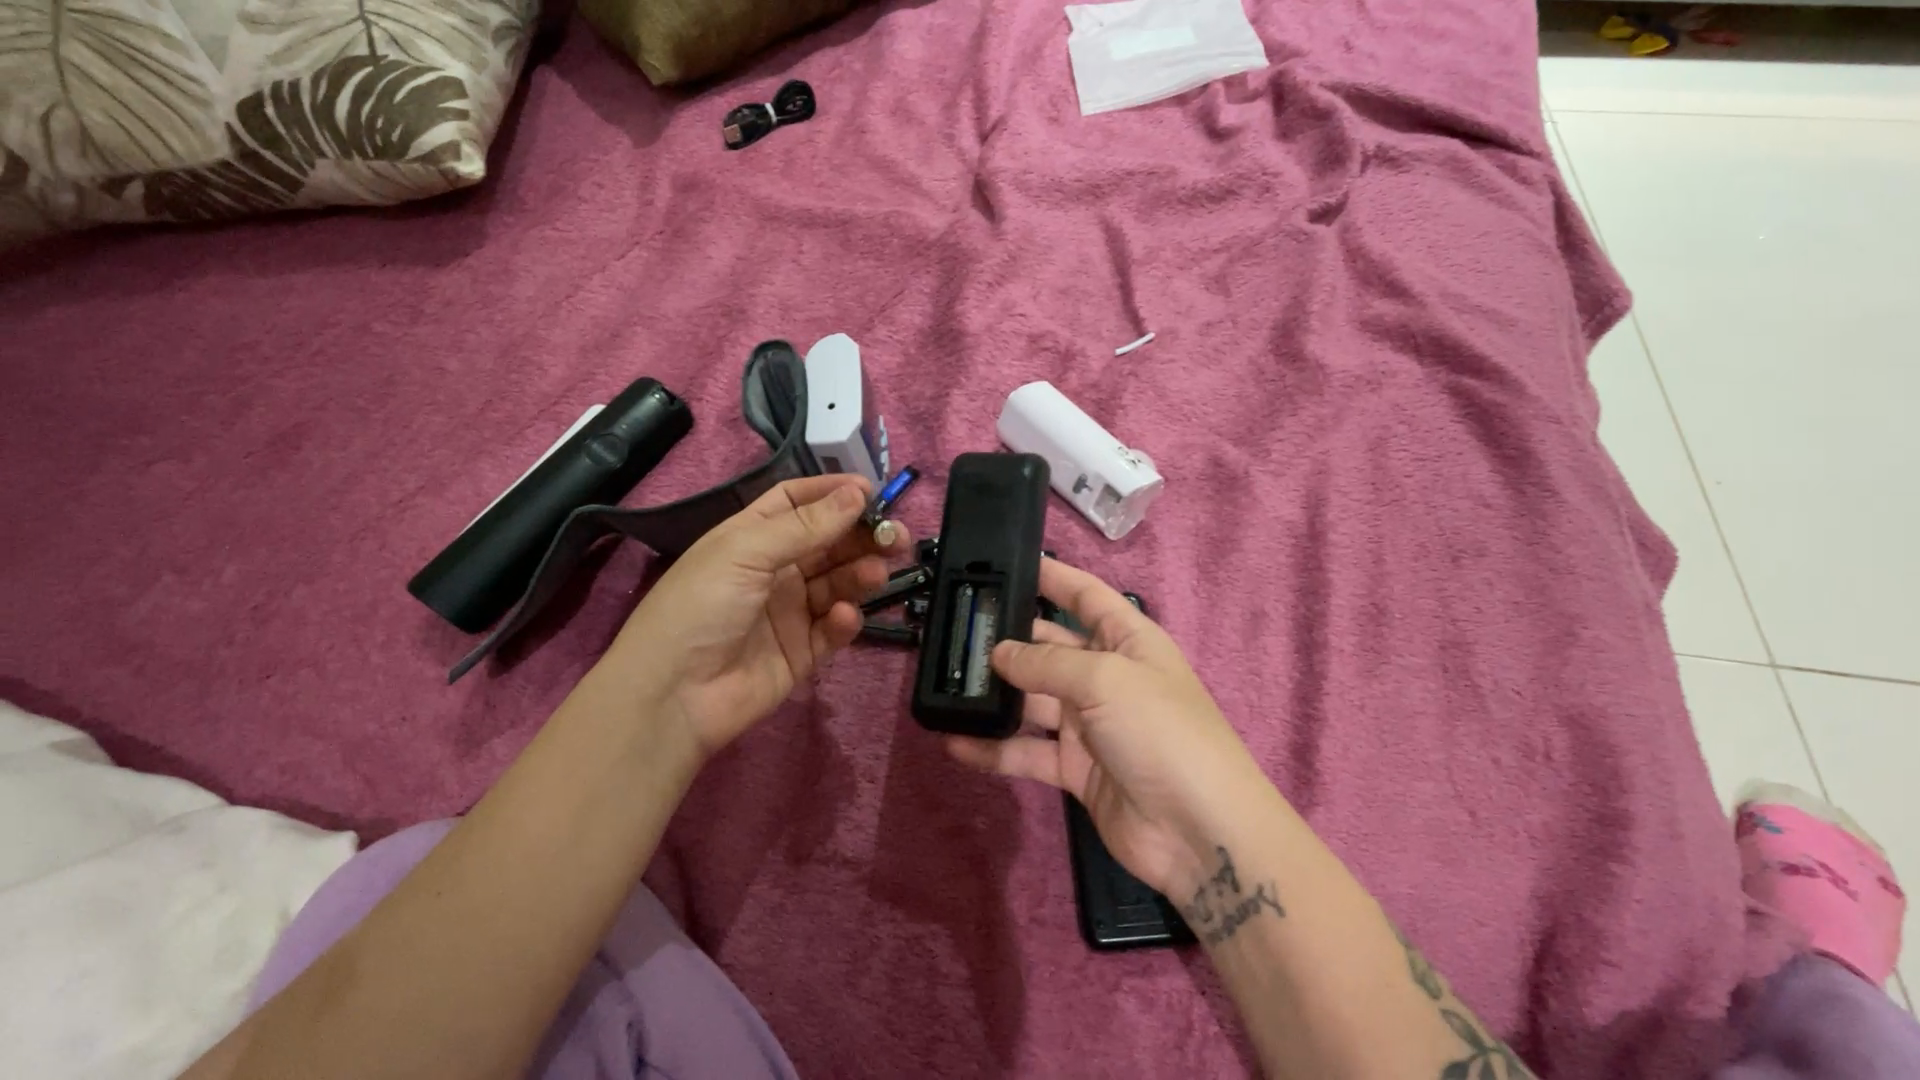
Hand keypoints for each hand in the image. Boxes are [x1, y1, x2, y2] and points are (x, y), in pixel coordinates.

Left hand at [597, 474, 907, 762]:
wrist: (673, 694)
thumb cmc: (701, 606)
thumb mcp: (746, 551)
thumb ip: (806, 525)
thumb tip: (857, 493)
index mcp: (750, 538)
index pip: (796, 503)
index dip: (832, 494)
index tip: (871, 492)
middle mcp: (772, 570)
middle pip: (827, 543)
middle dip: (861, 536)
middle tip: (897, 537)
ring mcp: (788, 613)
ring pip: (837, 584)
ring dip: (859, 574)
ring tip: (876, 573)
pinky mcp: (802, 653)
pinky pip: (833, 629)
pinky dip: (844, 620)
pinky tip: (843, 616)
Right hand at [944, 559, 1272, 896]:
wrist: (1198, 830)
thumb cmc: (1160, 732)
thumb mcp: (1105, 679)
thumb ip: (1047, 662)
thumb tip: (999, 653)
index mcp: (1128, 641)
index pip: (1086, 596)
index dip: (1054, 577)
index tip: (1008, 562)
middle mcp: (1108, 677)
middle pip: (1051, 648)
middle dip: (1008, 640)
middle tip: (954, 632)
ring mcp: (1091, 726)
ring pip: (1033, 702)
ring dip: (995, 697)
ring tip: (945, 684)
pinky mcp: (1076, 770)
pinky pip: (1028, 751)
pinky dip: (995, 749)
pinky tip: (956, 742)